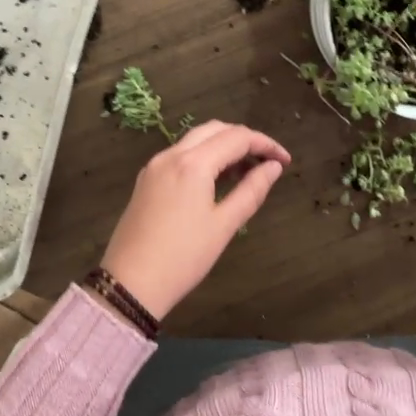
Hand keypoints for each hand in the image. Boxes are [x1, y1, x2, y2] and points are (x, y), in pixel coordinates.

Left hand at [99, 121, 290, 320]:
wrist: (130, 284)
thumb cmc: (183, 257)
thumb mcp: (224, 225)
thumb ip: (251, 190)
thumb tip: (274, 167)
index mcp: (192, 163)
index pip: (237, 137)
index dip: (266, 144)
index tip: (285, 160)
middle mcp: (171, 155)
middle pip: (215, 130)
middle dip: (244, 140)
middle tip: (267, 162)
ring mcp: (155, 166)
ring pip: (196, 139)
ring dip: (223, 146)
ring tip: (246, 172)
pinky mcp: (146, 179)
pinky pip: (181, 154)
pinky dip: (204, 157)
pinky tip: (216, 180)